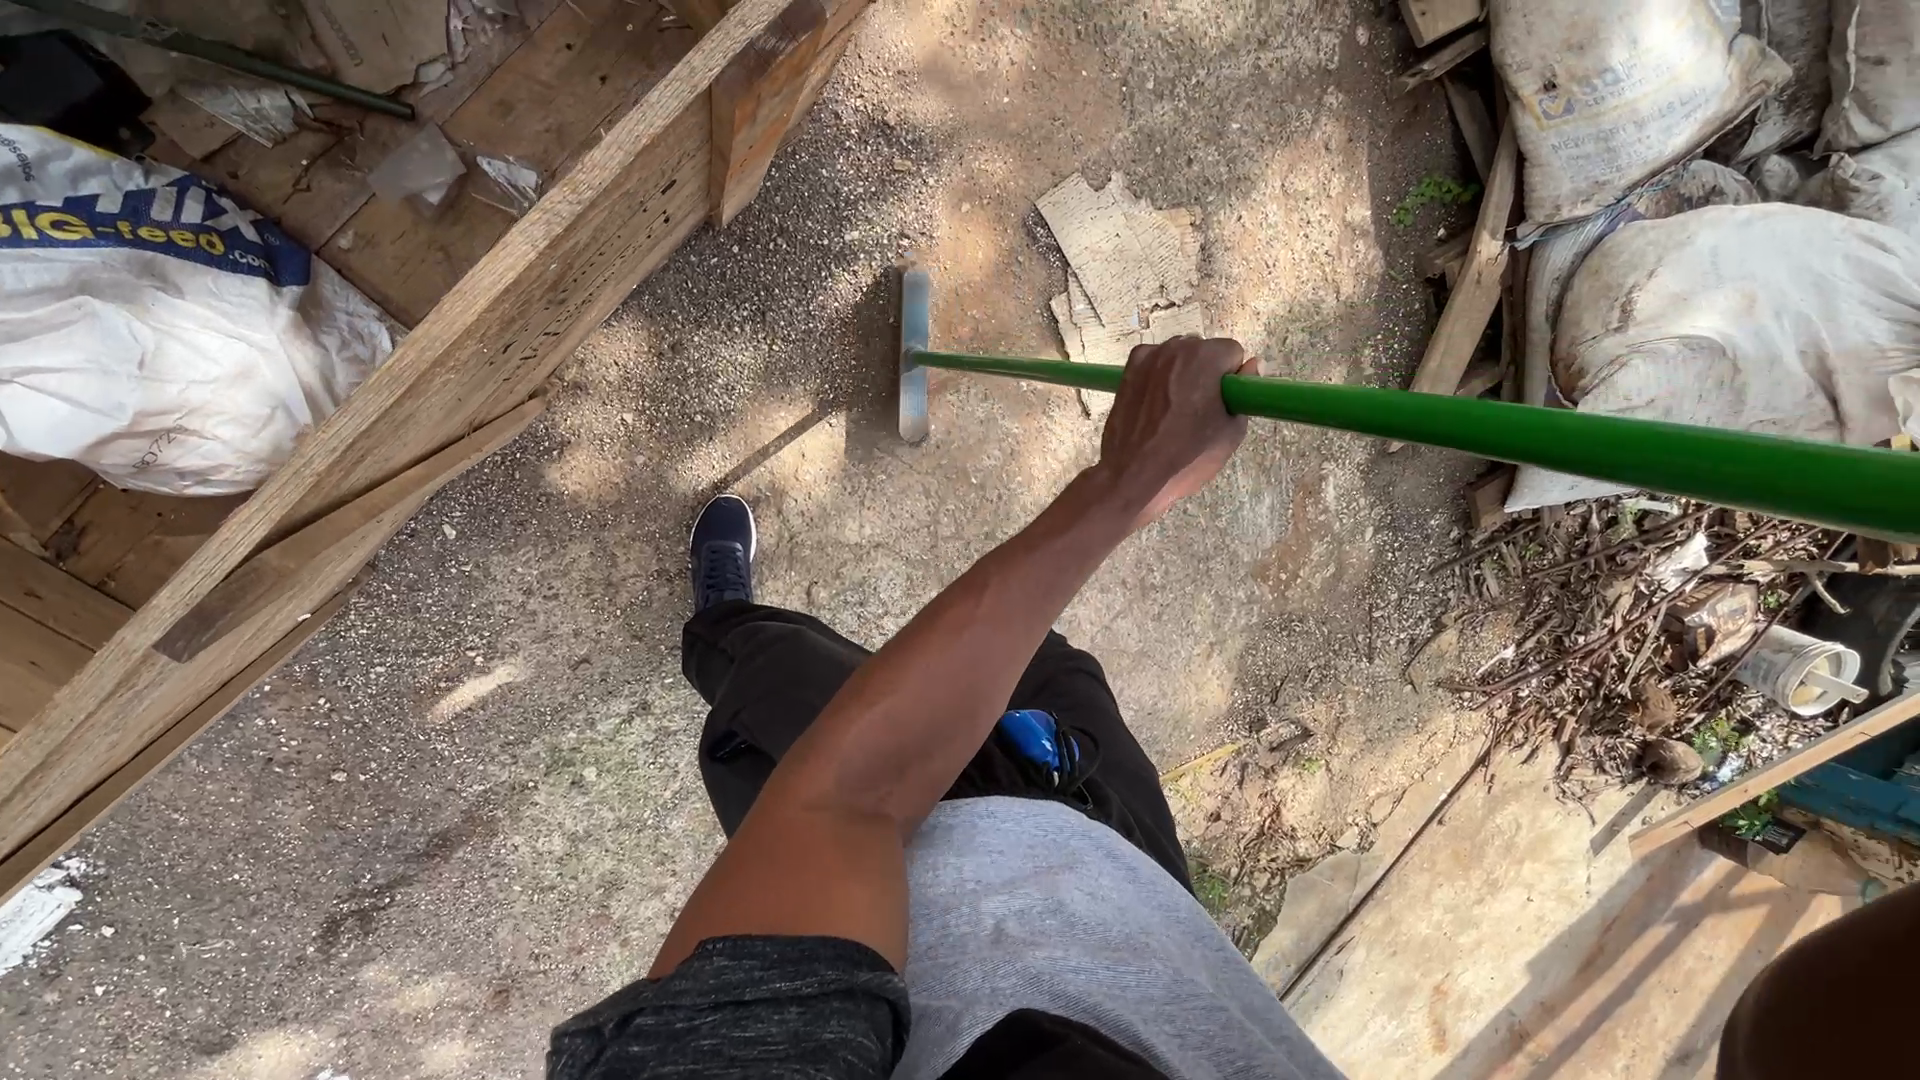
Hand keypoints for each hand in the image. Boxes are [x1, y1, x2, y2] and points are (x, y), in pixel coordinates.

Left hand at [1096, 336, 1256, 527]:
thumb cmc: (1187, 456)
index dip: (1231, 379)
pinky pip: (1152, 364)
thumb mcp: (1231, 431)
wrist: (1134, 473)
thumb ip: (1245, 393)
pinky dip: (1156, 377)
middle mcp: (1176, 347)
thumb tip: (1252, 365)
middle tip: (1198, 409)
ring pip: (1177, 356)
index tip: (1221, 402)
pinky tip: (1155, 404)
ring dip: (1180, 373)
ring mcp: (1148, 357)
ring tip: (1173, 411)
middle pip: (1203, 351)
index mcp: (1207, 357)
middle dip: (1205, 372)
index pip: (1232, 352)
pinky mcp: (1128, 370)